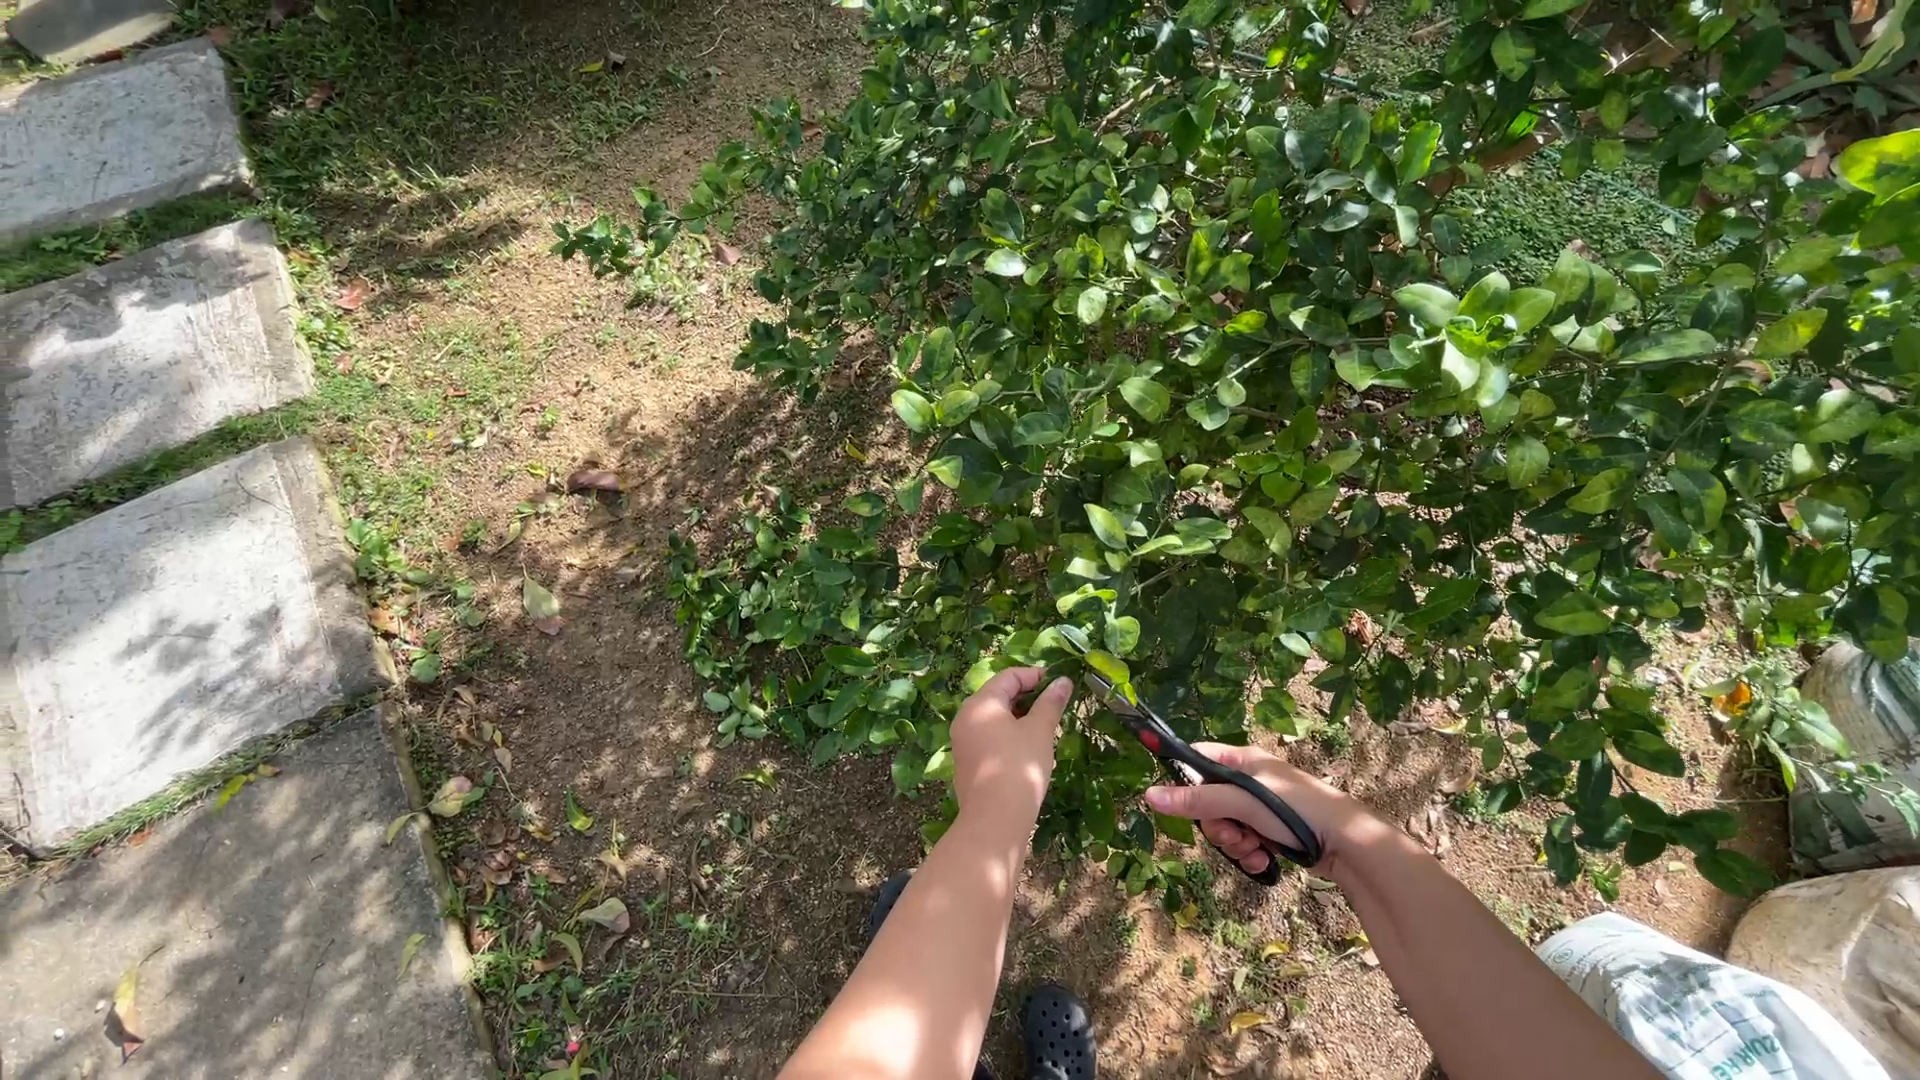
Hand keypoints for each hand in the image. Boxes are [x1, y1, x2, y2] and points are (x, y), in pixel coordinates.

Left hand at [950, 666, 1072, 823]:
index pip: (1008, 677)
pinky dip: (1009, 737)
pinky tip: (1030, 752)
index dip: (1035, 675)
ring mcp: (963, 741)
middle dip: (1028, 698)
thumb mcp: (1040, 731)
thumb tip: (1063, 681)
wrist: (994, 820)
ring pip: (995, 719)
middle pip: (999, 696)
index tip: (1058, 684)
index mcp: (981, 703)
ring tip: (1047, 729)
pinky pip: (989, 739)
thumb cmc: (1019, 766)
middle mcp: (965, 717)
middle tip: (1055, 706)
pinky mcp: (966, 762)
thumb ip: (1051, 703)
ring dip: (1021, 719)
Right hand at [1144, 742, 1368, 876]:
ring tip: (1254, 851)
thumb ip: (1197, 799)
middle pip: (1207, 800)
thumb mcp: (1242, 802)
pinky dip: (1248, 854)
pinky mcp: (1271, 833)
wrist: (1350, 846)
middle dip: (1216, 824)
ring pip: (1224, 826)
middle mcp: (1248, 780)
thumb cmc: (1297, 811)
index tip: (1178, 802)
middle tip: (1233, 835)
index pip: (1197, 758)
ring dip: (1233, 843)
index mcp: (1242, 760)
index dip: (1182, 778)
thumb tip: (1149, 796)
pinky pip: (1243, 842)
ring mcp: (1260, 808)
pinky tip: (1263, 861)